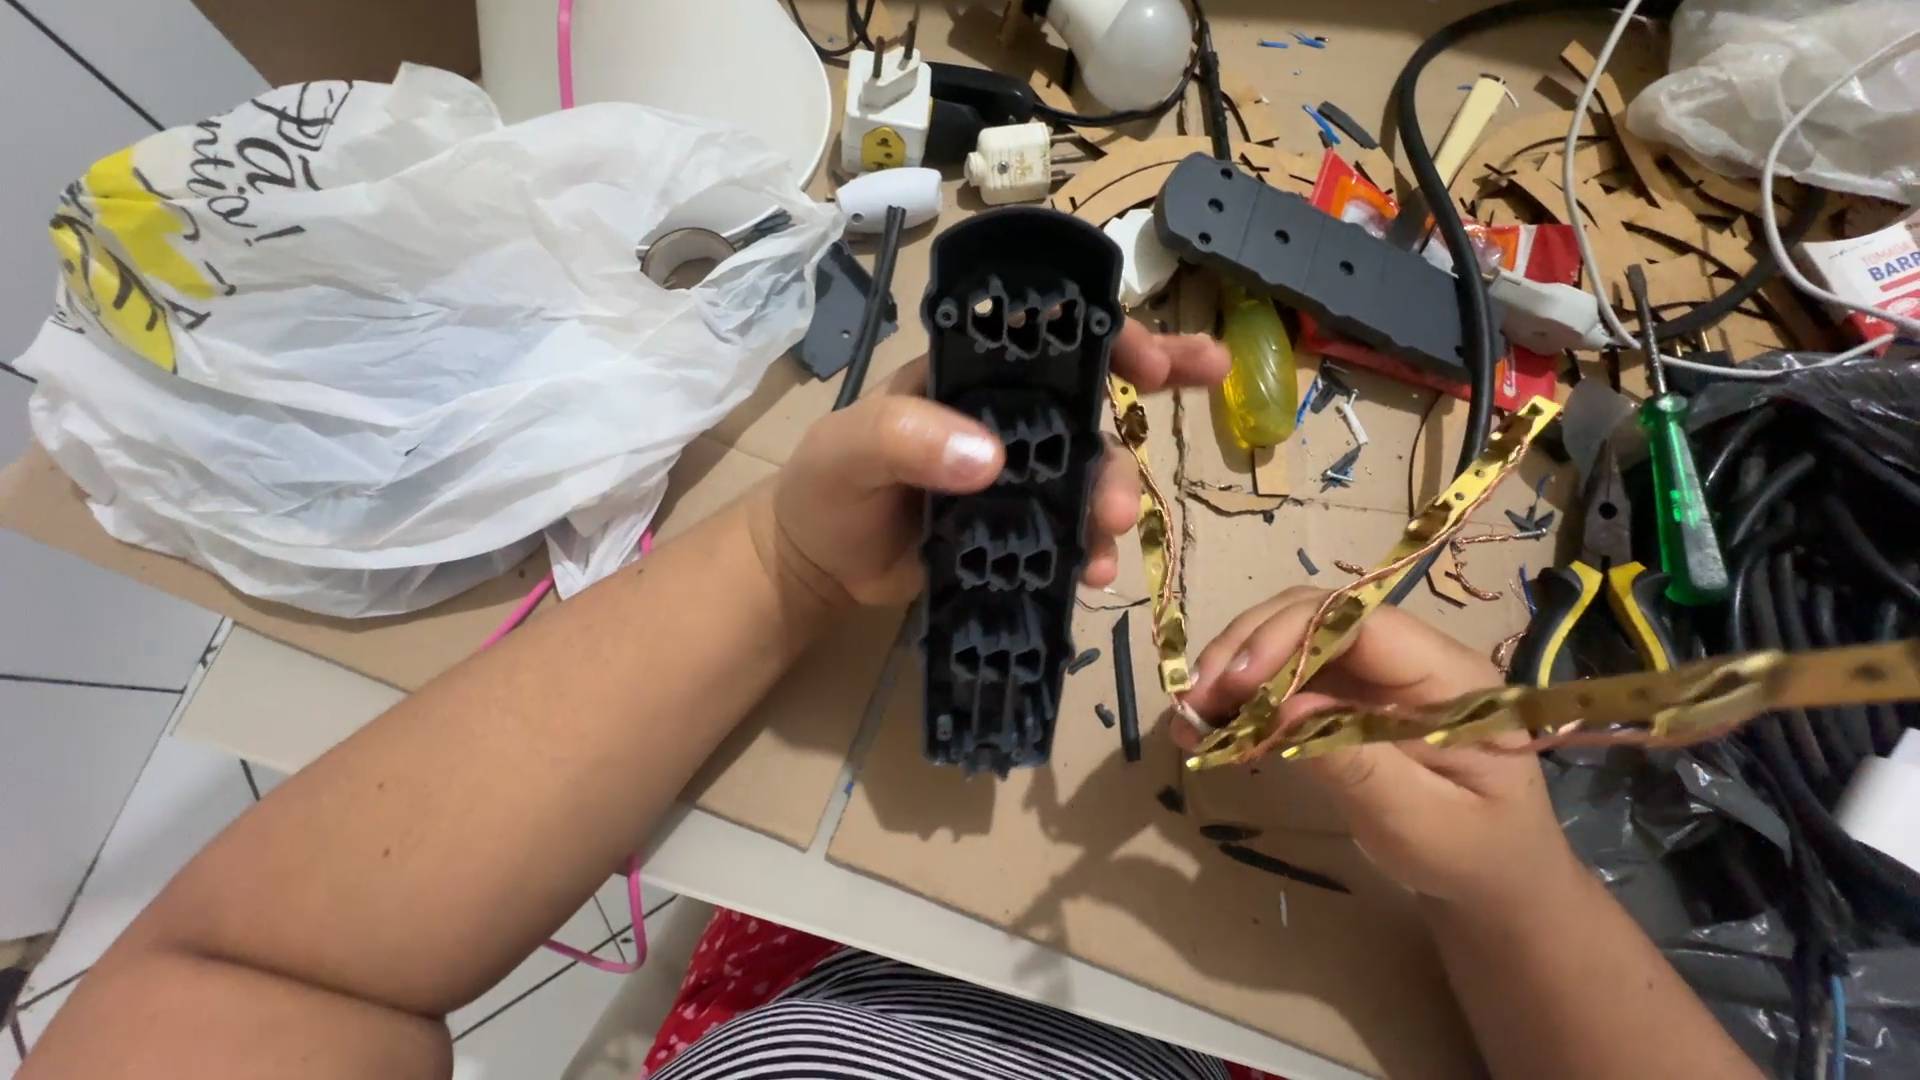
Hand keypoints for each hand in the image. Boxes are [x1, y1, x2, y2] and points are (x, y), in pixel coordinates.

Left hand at [752, 320, 1228, 608]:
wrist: (819, 563)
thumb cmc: (828, 486)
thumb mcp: (851, 447)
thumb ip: (906, 437)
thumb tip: (992, 459)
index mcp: (975, 378)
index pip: (1054, 342)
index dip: (1114, 342)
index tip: (1158, 365)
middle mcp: (1009, 422)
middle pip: (1091, 415)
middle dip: (1130, 440)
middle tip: (1134, 483)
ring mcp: (1019, 481)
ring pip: (1090, 481)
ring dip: (1114, 504)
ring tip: (1110, 537)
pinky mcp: (1020, 533)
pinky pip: (1072, 537)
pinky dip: (1092, 553)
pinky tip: (1093, 576)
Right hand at [1177, 588, 1577, 905]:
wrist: (1491, 874)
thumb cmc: (1470, 853)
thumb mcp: (1419, 822)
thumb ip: (1355, 762)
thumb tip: (1278, 708)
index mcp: (1445, 674)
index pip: (1356, 620)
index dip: (1285, 636)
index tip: (1232, 684)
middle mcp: (1402, 654)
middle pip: (1309, 615)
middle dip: (1243, 648)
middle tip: (1193, 702)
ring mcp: (1367, 669)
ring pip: (1283, 635)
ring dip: (1229, 668)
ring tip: (1188, 716)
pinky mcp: (1339, 688)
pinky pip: (1279, 672)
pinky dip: (1236, 693)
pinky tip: (1206, 722)